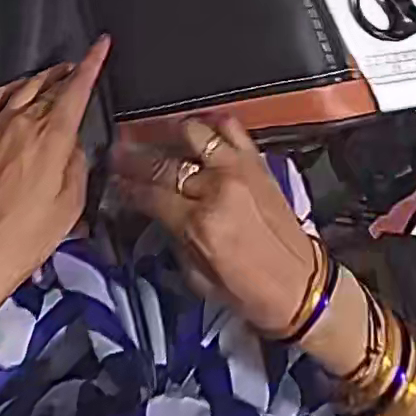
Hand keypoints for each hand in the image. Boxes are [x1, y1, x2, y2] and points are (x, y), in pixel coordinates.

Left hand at [0, 36, 110, 307]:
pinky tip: (15, 91)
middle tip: (83, 67)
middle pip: (52, 84)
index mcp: (52, 136)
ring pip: (24, 87)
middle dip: (71, 72)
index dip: (93, 61)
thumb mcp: (70, 205)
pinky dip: (10, 88)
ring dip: (44, 77)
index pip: (77, 87)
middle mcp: (22, 123)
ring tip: (56, 75)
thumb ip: (77, 165)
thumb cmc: (20, 239)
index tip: (101, 44)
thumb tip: (73, 147)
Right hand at [114, 116, 319, 336]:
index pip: (150, 194)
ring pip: (193, 132)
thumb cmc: (250, 291)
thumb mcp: (199, 278)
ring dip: (168, 132)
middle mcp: (216, 188)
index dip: (127, 187)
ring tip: (154, 134)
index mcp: (200, 224)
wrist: (302, 284)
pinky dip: (209, 124)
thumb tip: (155, 211)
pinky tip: (197, 130)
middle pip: (164, 163)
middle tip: (119, 152)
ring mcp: (238, 168)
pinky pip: (229, 127)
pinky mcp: (257, 160)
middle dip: (135, 158)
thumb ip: (174, 238)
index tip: (114, 181)